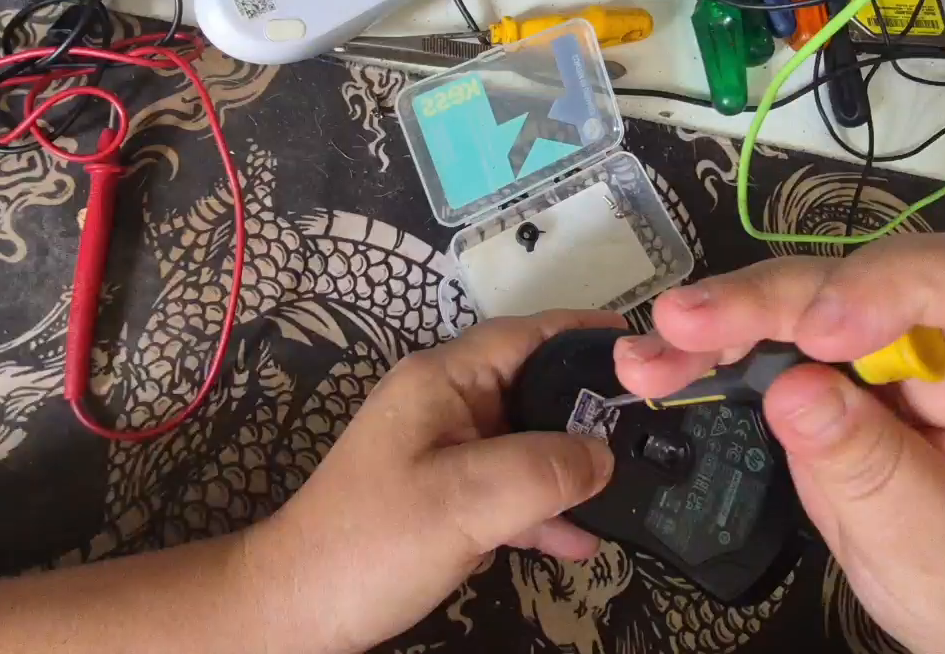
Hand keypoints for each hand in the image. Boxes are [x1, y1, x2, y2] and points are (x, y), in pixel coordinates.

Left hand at [249, 310, 622, 653]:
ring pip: (523, 440)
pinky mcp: (444, 493)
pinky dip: (539, 507)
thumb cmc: (374, 541)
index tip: (635, 345)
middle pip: (529, 386)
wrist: (297, 611)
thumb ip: (542, 470)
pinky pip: (505, 486)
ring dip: (567, 464)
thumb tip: (604, 453)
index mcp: (443, 378)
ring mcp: (445, 448)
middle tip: (646, 424)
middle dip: (584, 406)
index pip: (522, 335)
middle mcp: (446, 401)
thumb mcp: (464, 501)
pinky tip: (579, 539)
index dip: (578, 332)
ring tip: (627, 482)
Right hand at [614, 234, 944, 653]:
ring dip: (716, 320)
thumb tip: (792, 391)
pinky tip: (651, 363)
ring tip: (648, 357)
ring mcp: (874, 342)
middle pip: (853, 279)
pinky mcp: (817, 360)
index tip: (816, 334)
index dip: (892, 285)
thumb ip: (874, 474)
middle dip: (766, 300)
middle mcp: (939, 336)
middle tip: (684, 324)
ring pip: (790, 296)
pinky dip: (702, 351)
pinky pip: (757, 337)